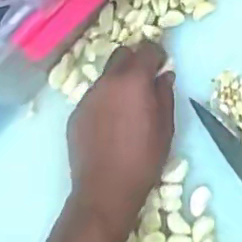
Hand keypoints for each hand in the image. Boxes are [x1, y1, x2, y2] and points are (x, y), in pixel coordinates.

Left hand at [66, 41, 174, 227]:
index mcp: (133, 80)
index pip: (147, 50)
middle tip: (145, 80)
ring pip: (106, 76)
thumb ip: (165, 95)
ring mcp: (89, 95)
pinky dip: (105, 101)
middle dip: (135, 61)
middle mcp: (108, 80)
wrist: (104, 192)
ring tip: (127, 108)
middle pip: (122, 54)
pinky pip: (94, 96)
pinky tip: (110, 124)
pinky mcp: (76, 111)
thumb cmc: (142, 161)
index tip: (162, 64)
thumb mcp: (165, 129)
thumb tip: (164, 75)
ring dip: (118, 82)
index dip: (157, 54)